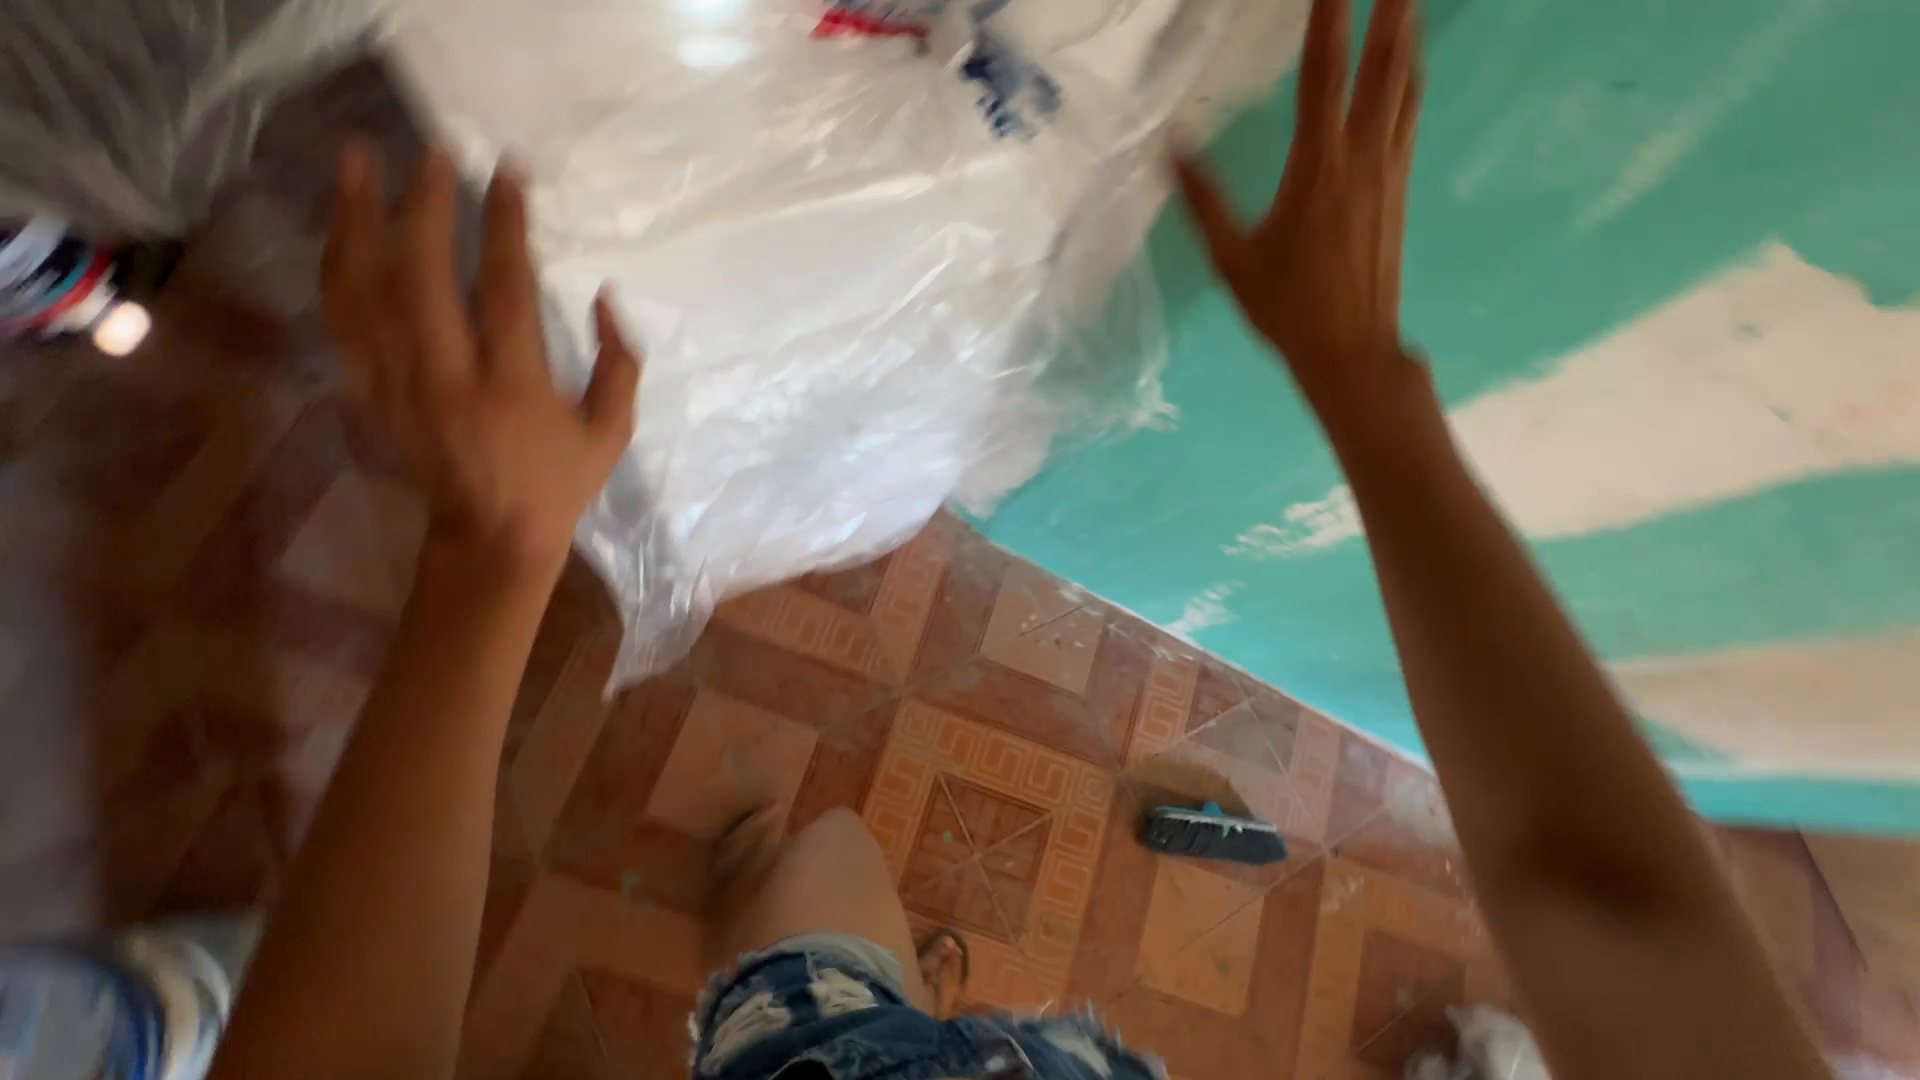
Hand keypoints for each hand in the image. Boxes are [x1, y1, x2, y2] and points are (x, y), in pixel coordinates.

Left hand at [321, 142, 638, 583]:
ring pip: (363, 290)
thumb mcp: (613, 432)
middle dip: (424, 205)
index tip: (507, 175)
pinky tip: (341, 230)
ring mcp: (399, 385)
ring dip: (356, 218)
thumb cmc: (560, 483)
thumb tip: (604, 299)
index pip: (505, 289)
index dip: (506, 226)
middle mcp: (448, 378)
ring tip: (356, 161)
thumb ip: (619, 364)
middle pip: (421, 275)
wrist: (492, 537)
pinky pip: (342, 320)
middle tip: (433, 152)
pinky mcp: (372, 392)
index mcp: (514, 388)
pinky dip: (336, 268)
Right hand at [1176, 0, 1422, 423]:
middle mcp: (1363, 156)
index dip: (1330, 16)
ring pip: (1406, 83)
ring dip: (1407, 32)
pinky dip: (1408, 77)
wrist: (1349, 349)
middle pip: (1385, 62)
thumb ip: (1204, 202)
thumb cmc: (1285, 308)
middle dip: (1391, 6)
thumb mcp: (1232, 259)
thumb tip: (1170, 151)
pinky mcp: (1399, 187)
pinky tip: (1406, 67)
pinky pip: (1408, 114)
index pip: (1323, 74)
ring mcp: (1389, 170)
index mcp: (1318, 168)